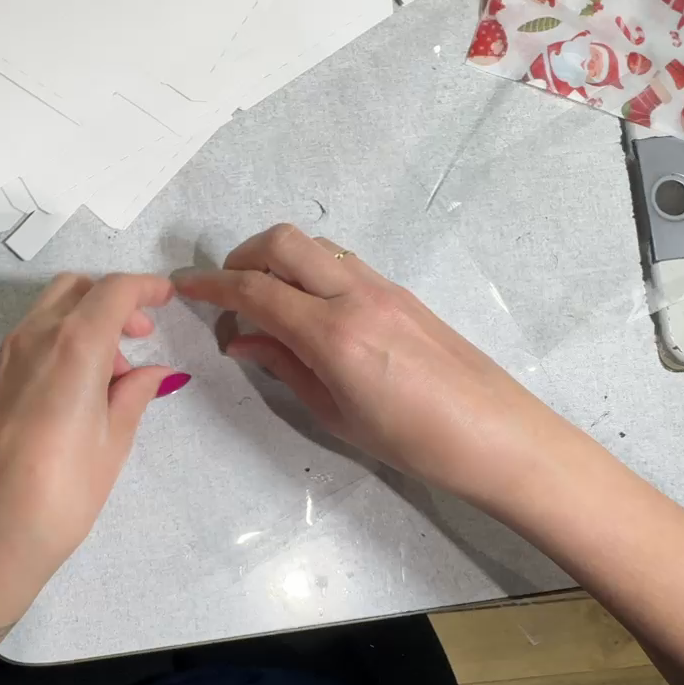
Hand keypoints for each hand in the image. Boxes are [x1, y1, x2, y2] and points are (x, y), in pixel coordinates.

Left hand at [0, 274, 186, 591]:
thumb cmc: (64, 491)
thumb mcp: (113, 441)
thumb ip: (134, 394)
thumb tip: (156, 372)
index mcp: (74, 344)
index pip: (113, 291)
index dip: (145, 287)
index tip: (169, 297)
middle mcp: (36, 336)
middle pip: (78, 288)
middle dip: (113, 299)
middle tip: (142, 337)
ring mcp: (11, 355)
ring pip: (53, 308)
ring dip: (88, 319)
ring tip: (115, 374)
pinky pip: (37, 335)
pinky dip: (66, 338)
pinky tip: (84, 384)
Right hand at [174, 224, 584, 517]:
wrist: (498, 436)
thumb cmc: (412, 442)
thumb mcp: (334, 413)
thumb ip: (282, 367)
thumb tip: (239, 342)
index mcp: (333, 334)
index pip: (256, 291)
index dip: (212, 286)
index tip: (184, 288)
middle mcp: (356, 296)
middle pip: (283, 242)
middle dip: (242, 255)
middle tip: (226, 291)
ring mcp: (383, 287)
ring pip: (314, 245)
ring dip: (277, 258)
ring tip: (264, 300)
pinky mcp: (400, 291)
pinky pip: (340, 262)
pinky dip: (308, 269)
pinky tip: (306, 308)